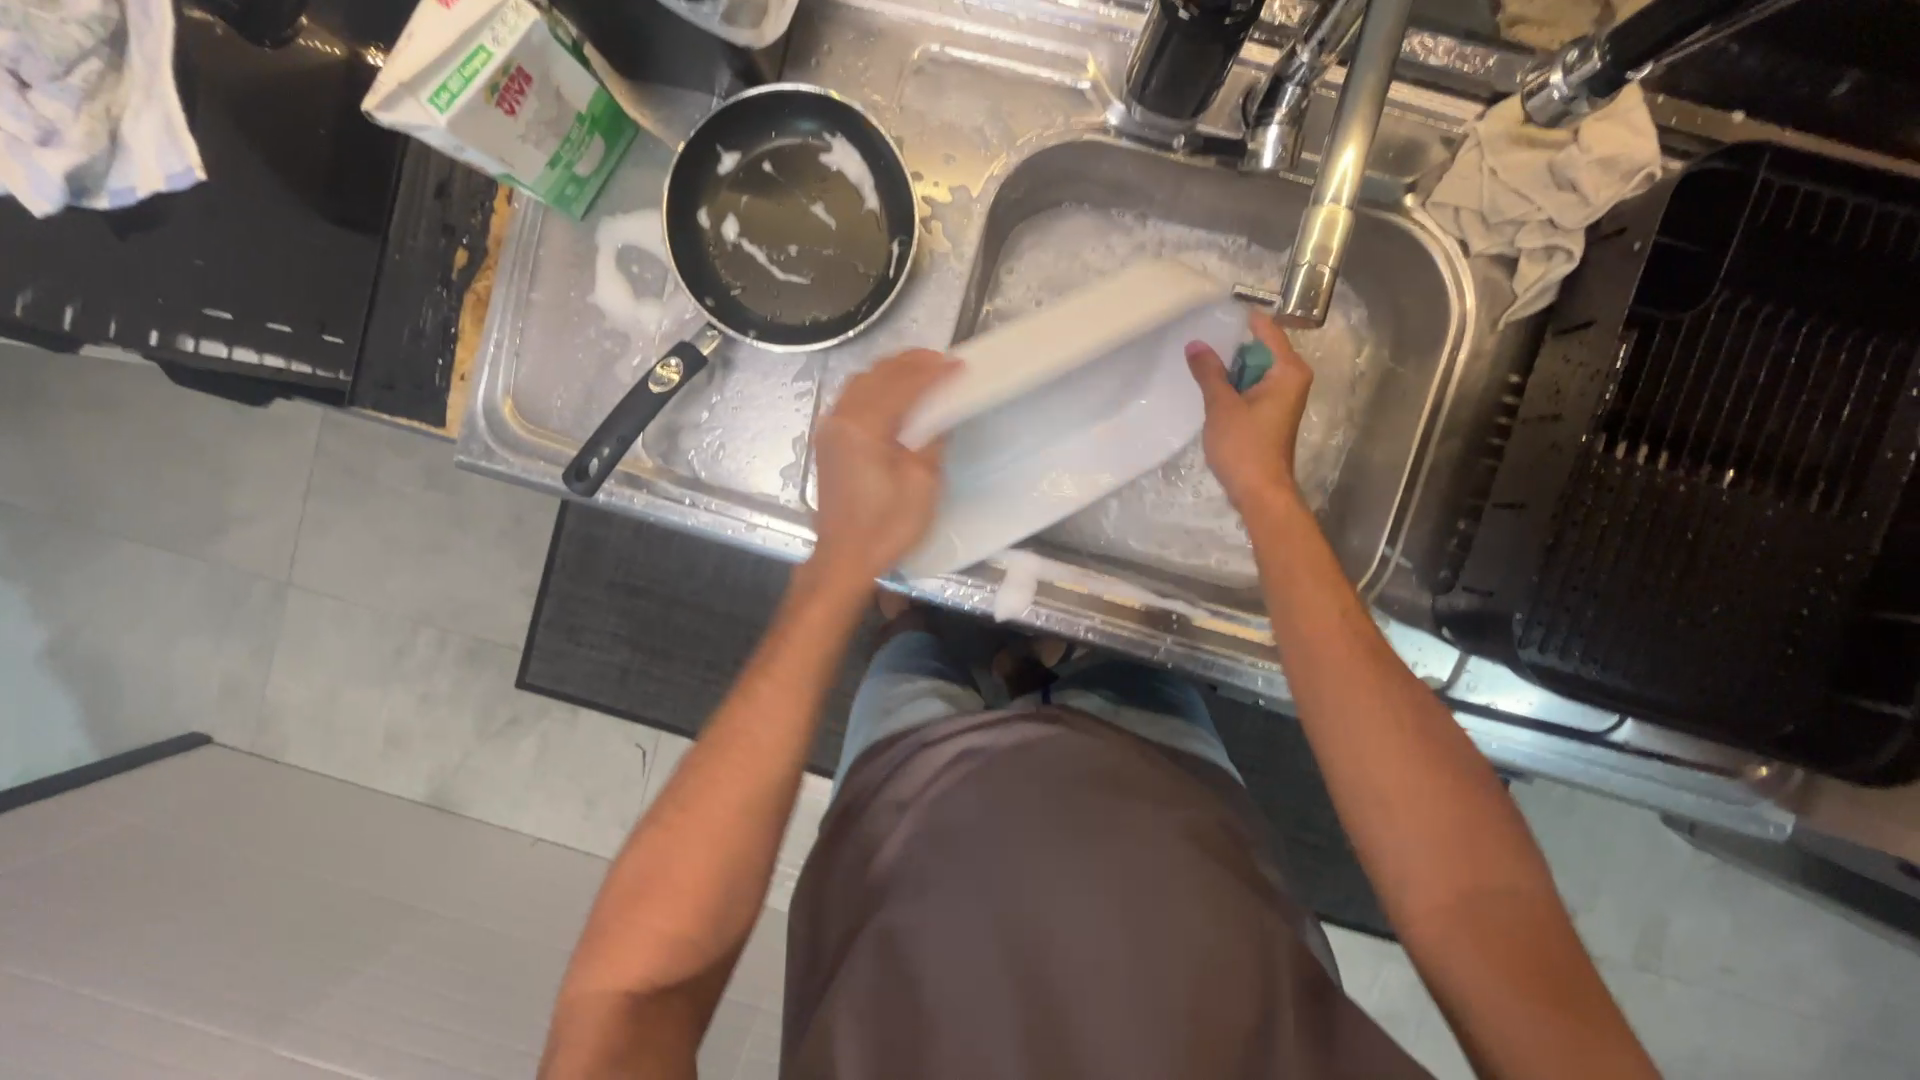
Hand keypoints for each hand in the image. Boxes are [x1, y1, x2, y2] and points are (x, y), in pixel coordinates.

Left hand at [810, 349, 958, 582]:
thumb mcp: (922, 483)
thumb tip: (940, 413)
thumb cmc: (886, 526)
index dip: (934, 372)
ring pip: (861, 382)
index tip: (958, 365)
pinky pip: (852, 398)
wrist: (845, 556)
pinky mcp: (828, 440)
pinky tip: (894, 393)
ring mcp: (830, 428)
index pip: (904, 384)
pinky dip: (875, 386)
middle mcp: (841, 419)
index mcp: (864, 427)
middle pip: (879, 374)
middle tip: (943, 363)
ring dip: (892, 371)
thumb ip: (931, 439)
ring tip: (922, 372)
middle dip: (912, 364)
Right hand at [1185, 311, 1314, 512]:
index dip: (1241, 320)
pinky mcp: (1270, 413)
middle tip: (1197, 338)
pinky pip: (1251, 387)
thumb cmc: (1244, 447)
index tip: (1212, 311)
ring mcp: (1282, 397)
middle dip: (1230, 346)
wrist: (1260, 491)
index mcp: (1288, 370)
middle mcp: (1291, 378)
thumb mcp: (1221, 405)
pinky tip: (1209, 388)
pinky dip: (1233, 386)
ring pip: (1253, 370)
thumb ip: (1209, 372)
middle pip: (1259, 348)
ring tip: (1197, 361)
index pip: (1267, 330)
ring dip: (1229, 368)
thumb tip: (1196, 344)